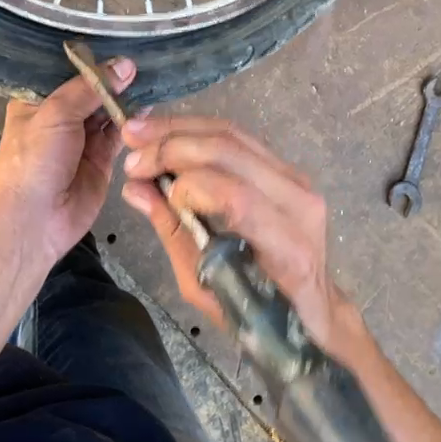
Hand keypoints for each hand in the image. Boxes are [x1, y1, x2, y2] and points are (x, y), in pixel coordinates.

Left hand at [0, 56, 134, 263]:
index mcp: (37, 100)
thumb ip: (91, 87)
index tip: (118, 37)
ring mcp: (81, 138)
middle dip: (113, 77)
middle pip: (91, 90)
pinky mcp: (101, 158)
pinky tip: (150, 104)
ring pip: (108, 110)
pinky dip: (133, 121)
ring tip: (152, 74)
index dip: (90, 59)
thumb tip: (126, 64)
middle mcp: (59, 116)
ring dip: (126, 97)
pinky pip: (120, 134)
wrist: (34, 221)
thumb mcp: (56, 113)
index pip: (66, 72)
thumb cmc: (34, 159)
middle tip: (143, 55)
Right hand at [119, 117, 366, 365]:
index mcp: (287, 246)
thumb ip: (174, 231)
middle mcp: (298, 201)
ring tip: (138, 131)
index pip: (238, 197)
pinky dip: (196, 132)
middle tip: (129, 145)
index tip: (145, 184)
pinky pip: (238, 138)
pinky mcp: (286, 166)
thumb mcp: (207, 287)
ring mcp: (297, 178)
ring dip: (179, 128)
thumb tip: (136, 189)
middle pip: (231, 151)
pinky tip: (166, 133)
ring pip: (233, 135)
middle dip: (172, 144)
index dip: (189, 184)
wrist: (311, 309)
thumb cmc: (258, 313)